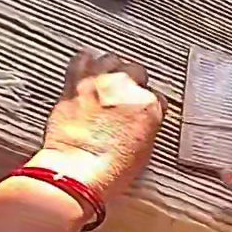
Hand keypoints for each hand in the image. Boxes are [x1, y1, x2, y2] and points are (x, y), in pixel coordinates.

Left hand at [31, 50, 165, 201]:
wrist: (78, 171)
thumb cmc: (110, 168)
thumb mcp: (144, 151)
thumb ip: (147, 126)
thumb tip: (141, 119)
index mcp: (149, 105)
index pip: (157, 96)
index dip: (149, 104)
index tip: (142, 111)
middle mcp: (126, 88)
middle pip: (136, 71)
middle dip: (133, 83)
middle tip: (126, 96)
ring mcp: (99, 83)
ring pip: (111, 59)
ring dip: (112, 69)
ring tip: (109, 79)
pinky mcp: (75, 84)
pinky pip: (81, 60)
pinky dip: (85, 61)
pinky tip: (87, 66)